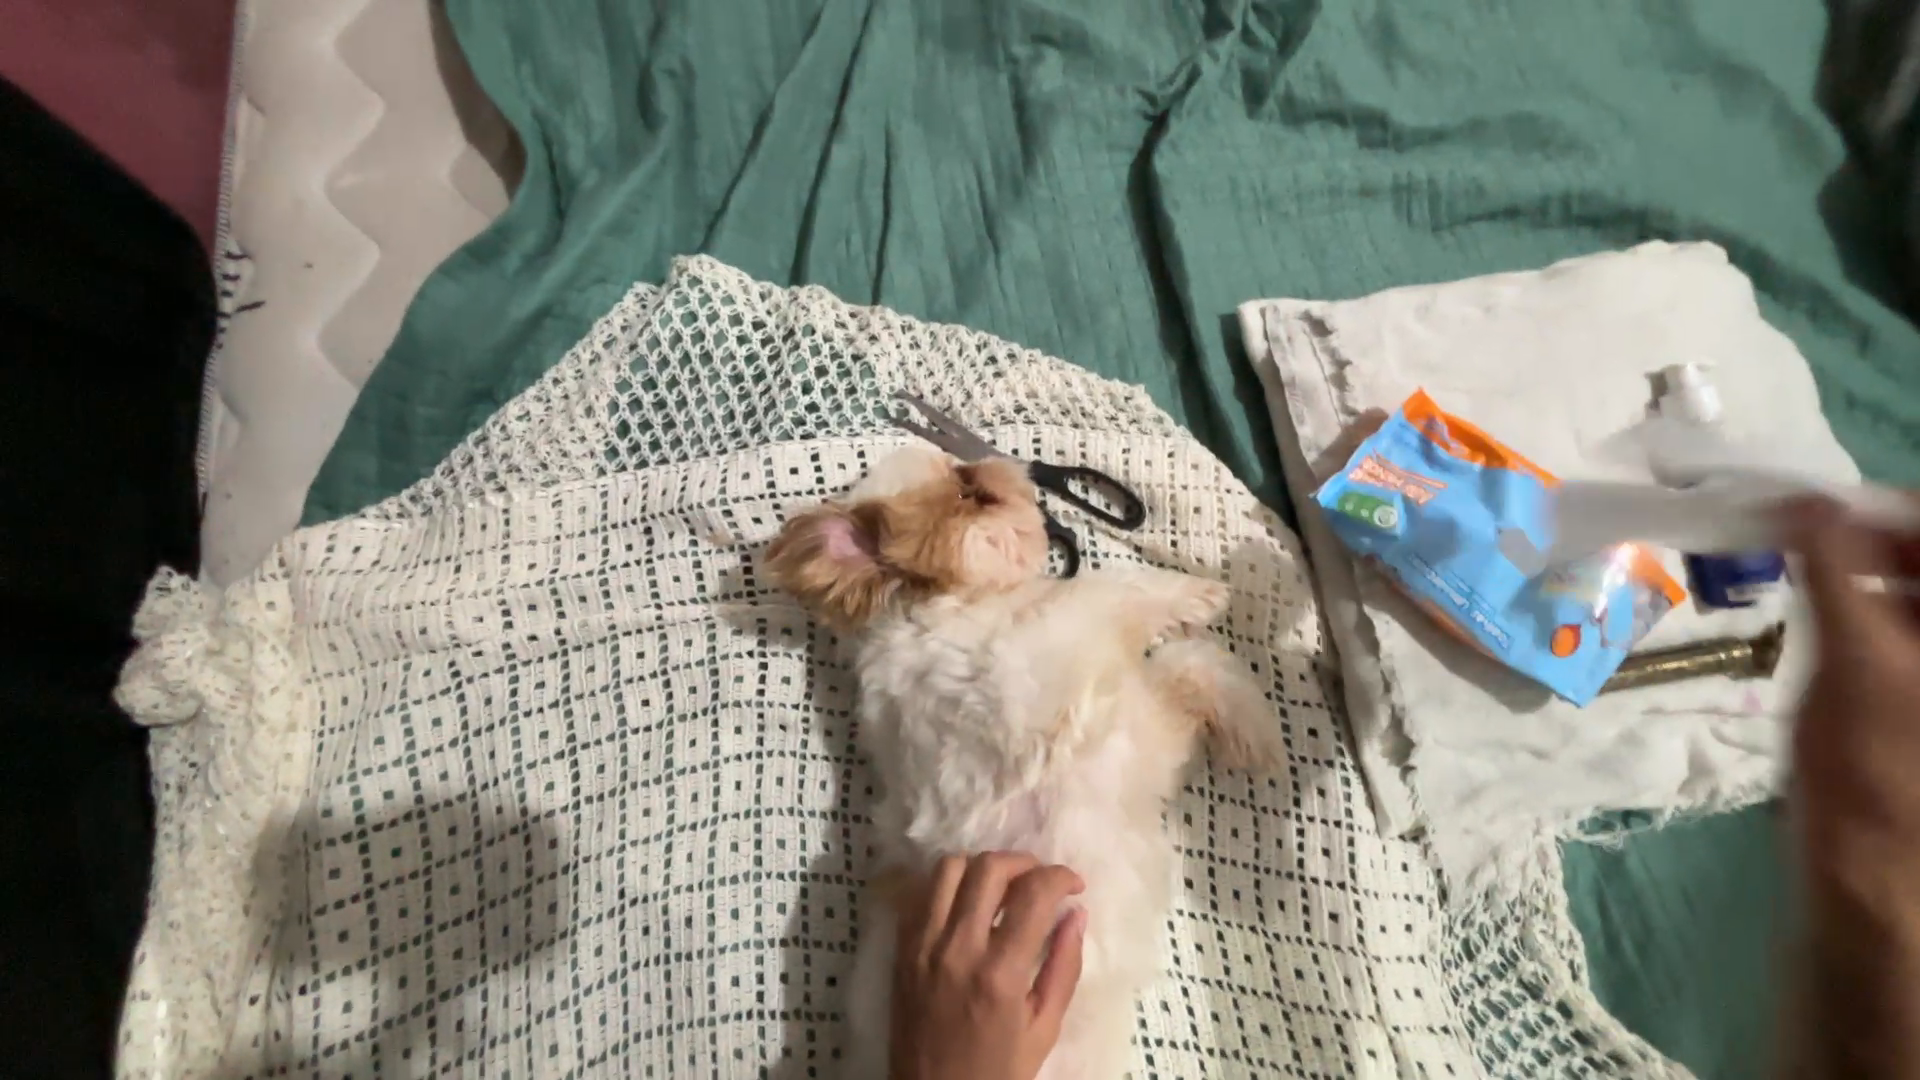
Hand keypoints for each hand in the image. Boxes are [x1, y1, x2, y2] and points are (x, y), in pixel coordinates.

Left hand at [887, 852, 1088, 1079]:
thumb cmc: (997, 1073)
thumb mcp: (1043, 1030)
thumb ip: (1064, 967)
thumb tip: (1077, 913)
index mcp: (999, 975)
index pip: (1033, 895)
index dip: (1061, 876)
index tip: (1074, 884)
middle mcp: (957, 948)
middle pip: (989, 868)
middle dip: (1024, 862)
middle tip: (1040, 879)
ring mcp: (922, 944)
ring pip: (949, 867)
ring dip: (982, 866)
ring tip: (1002, 886)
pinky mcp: (902, 946)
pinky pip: (922, 892)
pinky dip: (948, 885)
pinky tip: (967, 902)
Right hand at [1787, 497, 1919, 871]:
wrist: (1882, 861)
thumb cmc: (1877, 769)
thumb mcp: (1856, 666)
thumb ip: (1835, 577)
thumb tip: (1808, 502)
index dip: (1892, 511)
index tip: (1811, 506)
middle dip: (1869, 533)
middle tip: (1791, 528)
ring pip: (1909, 582)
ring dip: (1861, 561)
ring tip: (1797, 559)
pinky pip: (1900, 611)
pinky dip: (1863, 593)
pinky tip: (1824, 598)